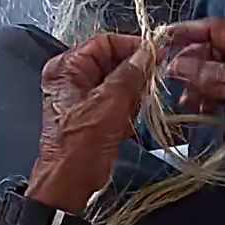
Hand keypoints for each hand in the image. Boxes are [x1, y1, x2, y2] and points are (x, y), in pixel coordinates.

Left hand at [29, 33, 152, 212]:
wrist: (69, 183)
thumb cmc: (80, 146)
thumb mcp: (109, 104)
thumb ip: (130, 74)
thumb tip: (149, 52)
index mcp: (66, 67)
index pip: (105, 42)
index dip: (133, 46)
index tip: (158, 55)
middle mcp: (71, 77)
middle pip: (113, 61)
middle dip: (133, 77)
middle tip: (147, 89)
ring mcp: (81, 95)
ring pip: (119, 82)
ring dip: (131, 96)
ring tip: (129, 113)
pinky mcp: (92, 113)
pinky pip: (117, 101)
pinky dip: (126, 110)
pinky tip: (124, 124)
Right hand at [163, 18, 224, 168]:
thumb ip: (211, 76)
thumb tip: (176, 63)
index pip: (215, 29)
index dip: (187, 32)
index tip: (161, 40)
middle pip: (211, 50)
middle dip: (190, 64)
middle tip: (170, 80)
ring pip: (212, 71)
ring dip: (196, 84)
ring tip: (186, 102)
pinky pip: (219, 89)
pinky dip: (206, 97)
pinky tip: (197, 109)